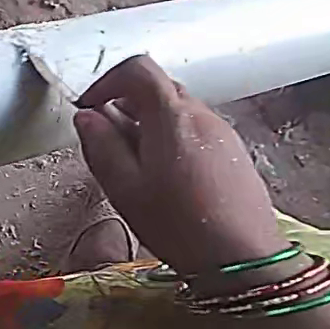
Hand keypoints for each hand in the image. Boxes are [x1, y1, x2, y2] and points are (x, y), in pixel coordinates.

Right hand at [73, 56, 290, 274]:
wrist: (242, 259)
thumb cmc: (177, 225)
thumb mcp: (124, 188)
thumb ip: (101, 145)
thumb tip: (87, 117)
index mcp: (170, 117)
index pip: (137, 69)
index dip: (106, 81)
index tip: (89, 108)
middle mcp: (200, 114)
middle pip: (157, 87)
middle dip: (125, 104)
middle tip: (107, 139)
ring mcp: (221, 130)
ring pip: (175, 109)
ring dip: (147, 122)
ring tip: (135, 164)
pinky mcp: (232, 149)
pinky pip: (193, 128)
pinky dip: (170, 136)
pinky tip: (165, 175)